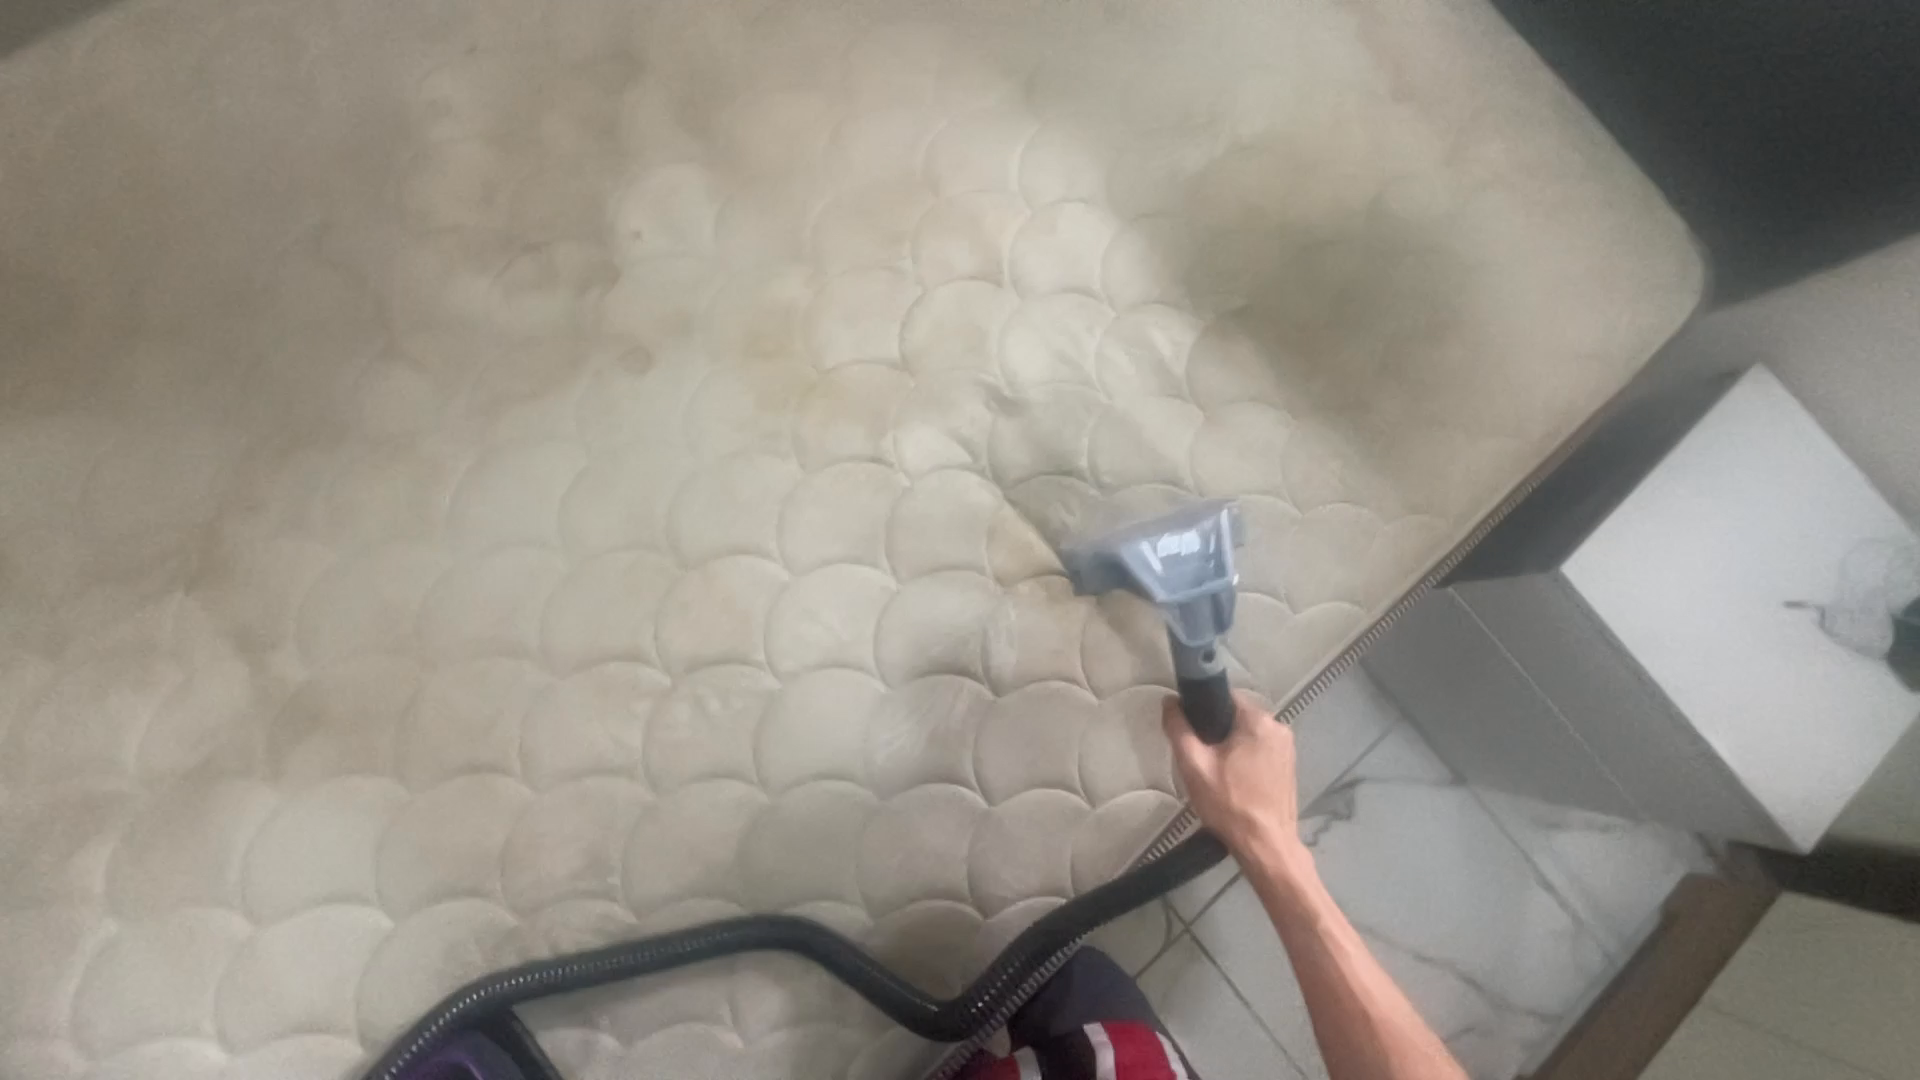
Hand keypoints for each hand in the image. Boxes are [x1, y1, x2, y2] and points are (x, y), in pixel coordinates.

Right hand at [1162, 691, 1300, 861]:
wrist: (1266, 847)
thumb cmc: (1229, 804)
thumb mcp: (1194, 765)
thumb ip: (1178, 728)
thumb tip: (1169, 701)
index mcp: (1258, 720)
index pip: (1223, 696)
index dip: (1201, 709)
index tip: (1190, 731)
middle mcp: (1279, 728)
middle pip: (1235, 716)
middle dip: (1215, 731)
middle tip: (1199, 758)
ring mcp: (1288, 749)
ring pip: (1247, 734)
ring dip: (1230, 746)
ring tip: (1214, 772)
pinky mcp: (1289, 767)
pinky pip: (1259, 749)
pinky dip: (1244, 758)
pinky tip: (1233, 781)